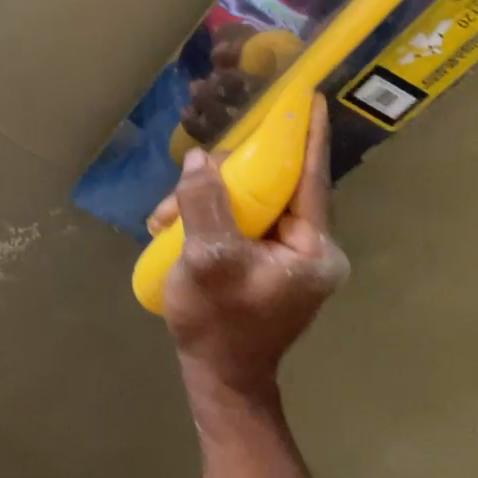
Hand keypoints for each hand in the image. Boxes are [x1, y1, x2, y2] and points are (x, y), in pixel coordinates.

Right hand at [149, 95, 349, 394]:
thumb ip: (205, 204)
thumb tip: (202, 160)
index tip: (308, 96)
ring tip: (164, 219)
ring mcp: (285, 259)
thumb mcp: (208, 260)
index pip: (311, 178)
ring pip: (248, 205)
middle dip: (224, 179)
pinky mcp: (262, 265)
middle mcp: (307, 249)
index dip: (305, 135)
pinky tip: (172, 227)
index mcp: (312, 249)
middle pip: (270, 188)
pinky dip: (206, 221)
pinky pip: (237, 225)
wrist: (218, 380)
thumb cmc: (219, 325)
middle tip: (186, 183)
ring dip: (204, 203)